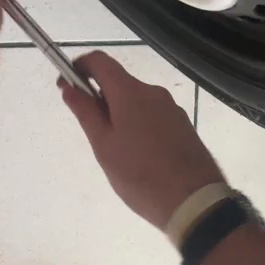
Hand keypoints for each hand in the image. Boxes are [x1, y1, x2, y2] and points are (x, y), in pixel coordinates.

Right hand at [59, 51, 225, 231]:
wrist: (196, 204)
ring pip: (136, 100)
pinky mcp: (184, 125)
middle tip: (93, 131)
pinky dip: (139, 124)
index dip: (79, 67)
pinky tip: (142, 156)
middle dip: (100, 97)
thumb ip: (85, 112)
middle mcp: (152, 92)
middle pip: (119, 82)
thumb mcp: (104, 147)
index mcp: (130, 92)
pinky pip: (153, 114)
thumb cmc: (141, 176)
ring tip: (119, 151)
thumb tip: (68, 86)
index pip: (99, 60)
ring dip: (121, 113)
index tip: (68, 85)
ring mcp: (171, 108)